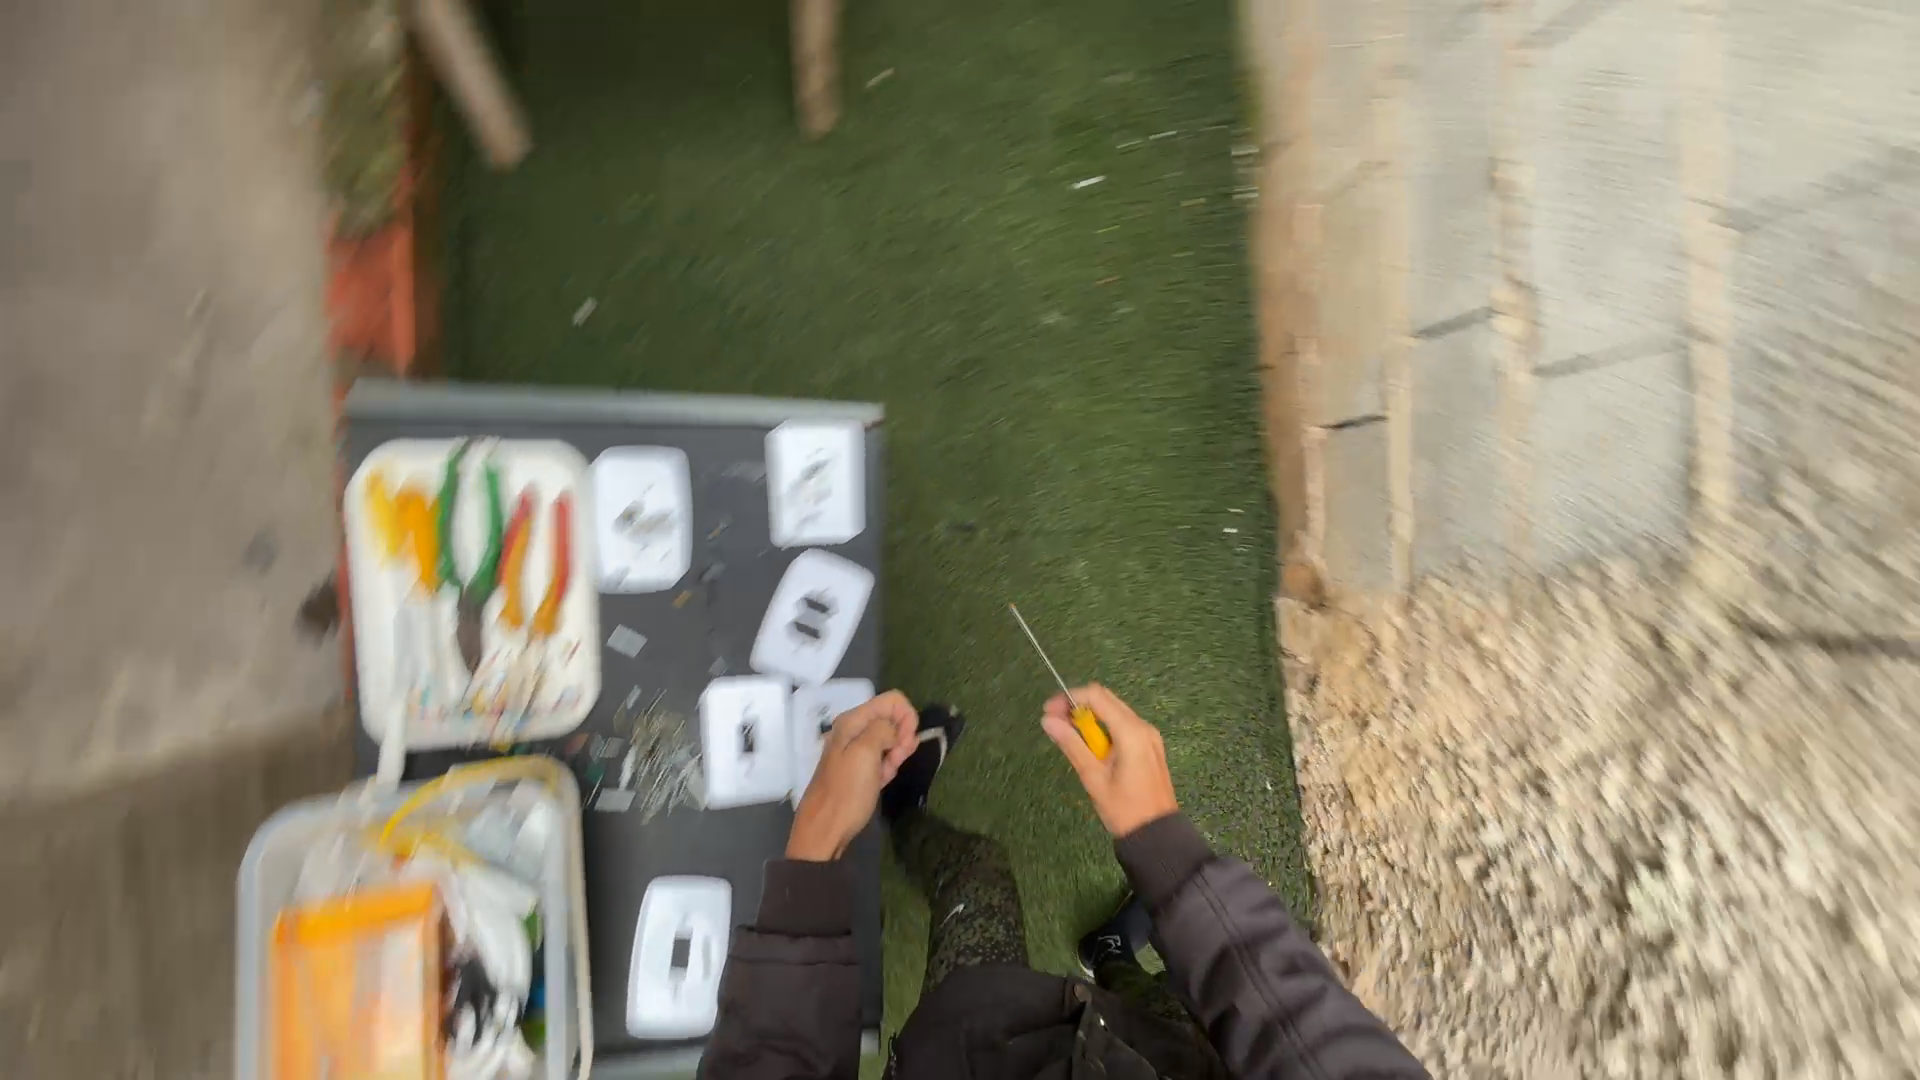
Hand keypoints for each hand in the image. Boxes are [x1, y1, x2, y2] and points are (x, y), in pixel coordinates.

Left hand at [787, 690, 919, 860]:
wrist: (824, 830)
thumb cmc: (846, 792)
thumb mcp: (865, 754)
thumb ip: (883, 729)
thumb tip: (893, 728)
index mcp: (852, 721)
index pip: (891, 700)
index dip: (906, 716)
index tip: (907, 741)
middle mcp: (853, 730)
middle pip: (891, 718)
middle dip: (902, 736)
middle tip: (897, 759)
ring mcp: (855, 750)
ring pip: (889, 739)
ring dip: (896, 753)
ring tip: (887, 773)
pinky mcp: (859, 769)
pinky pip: (882, 758)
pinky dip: (888, 766)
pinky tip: (882, 780)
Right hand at [1042, 684, 1178, 837]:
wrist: (1157, 836)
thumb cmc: (1124, 809)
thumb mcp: (1093, 778)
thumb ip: (1071, 744)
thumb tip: (1047, 720)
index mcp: (1131, 732)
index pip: (1096, 696)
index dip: (1070, 698)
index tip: (1049, 711)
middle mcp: (1143, 727)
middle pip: (1106, 699)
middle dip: (1078, 705)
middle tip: (1055, 721)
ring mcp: (1149, 735)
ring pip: (1114, 710)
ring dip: (1090, 716)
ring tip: (1069, 734)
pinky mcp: (1149, 745)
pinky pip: (1122, 724)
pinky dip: (1103, 726)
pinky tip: (1090, 745)